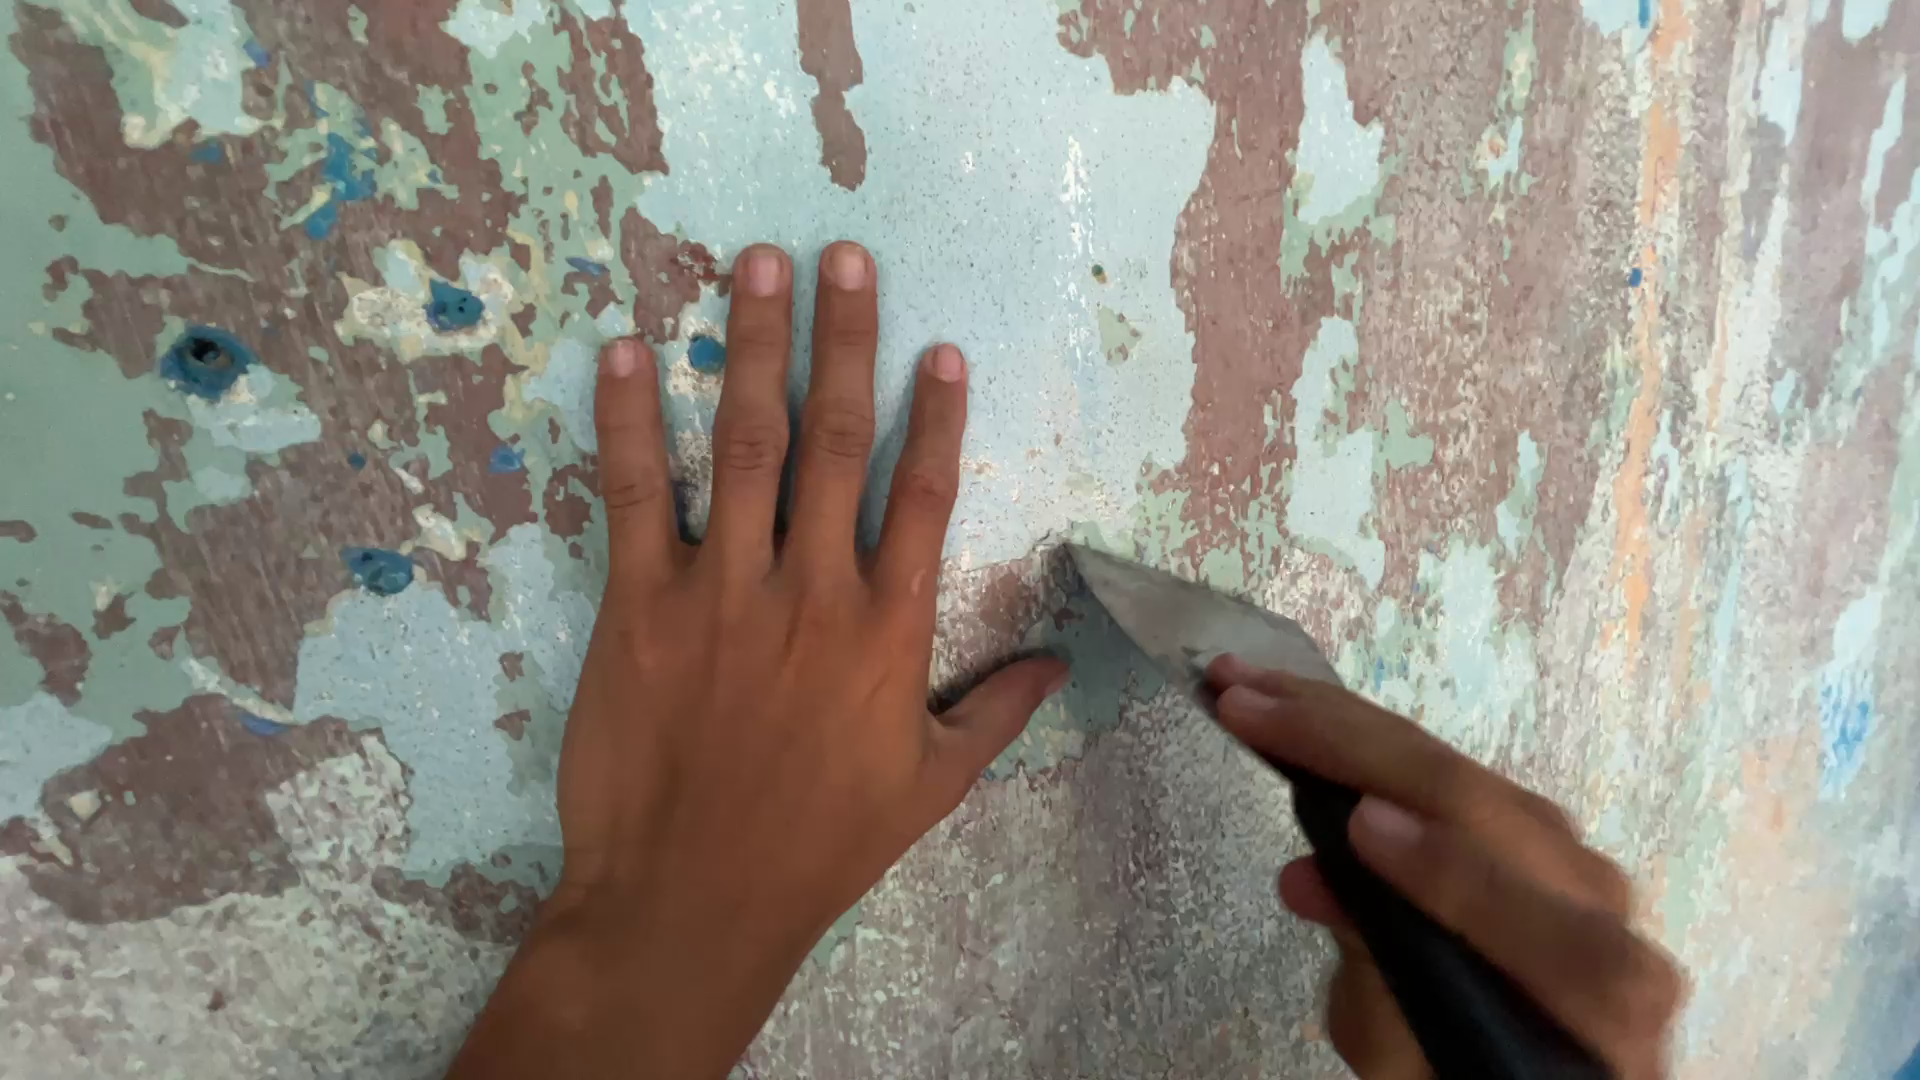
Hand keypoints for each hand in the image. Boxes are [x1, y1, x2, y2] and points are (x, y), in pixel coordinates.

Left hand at [448, 242, 1066, 1078]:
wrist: (694, 900)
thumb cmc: (823, 841)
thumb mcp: (932, 785)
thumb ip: (998, 713)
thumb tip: (1060, 665)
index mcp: (887, 629)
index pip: (923, 496)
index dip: (935, 416)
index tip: (938, 349)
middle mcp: (813, 588)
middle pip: (833, 440)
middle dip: (843, 341)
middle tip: (842, 258)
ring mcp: (723, 590)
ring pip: (742, 444)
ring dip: (749, 348)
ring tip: (754, 268)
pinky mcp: (641, 606)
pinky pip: (637, 496)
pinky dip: (630, 420)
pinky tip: (626, 352)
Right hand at [1206, 655, 1684, 1079]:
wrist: (1509, 1033)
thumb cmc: (1446, 1060)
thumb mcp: (1402, 1056)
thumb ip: (1376, 982)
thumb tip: (1309, 879)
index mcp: (1599, 1003)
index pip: (1557, 940)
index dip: (1451, 876)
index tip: (1358, 825)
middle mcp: (1593, 903)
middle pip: (1480, 806)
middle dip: (1349, 744)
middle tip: (1246, 701)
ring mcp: (1552, 842)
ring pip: (1446, 762)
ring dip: (1336, 717)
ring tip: (1253, 686)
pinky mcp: (1505, 807)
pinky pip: (1426, 754)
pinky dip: (1349, 724)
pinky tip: (1295, 701)